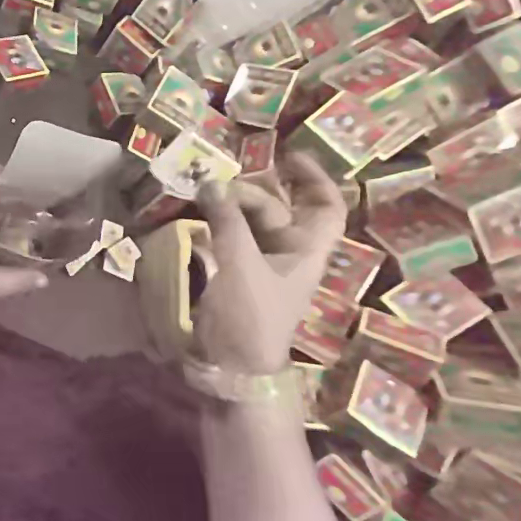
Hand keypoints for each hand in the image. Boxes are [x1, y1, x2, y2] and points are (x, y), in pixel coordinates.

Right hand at [192, 153, 348, 373]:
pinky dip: (213, 224)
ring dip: (227, 205)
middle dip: (250, 190)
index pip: (324, 207)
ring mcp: (257, 263)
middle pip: (275, 208)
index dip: (314, 178)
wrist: (231, 365)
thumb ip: (227, 222)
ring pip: (246, 222)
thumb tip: (210, 183)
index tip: (289, 155)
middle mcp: (286, 253)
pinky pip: (226, 238)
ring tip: (202, 191)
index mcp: (305, 250)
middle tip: (218, 181)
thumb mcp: (243, 266)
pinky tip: (196, 214)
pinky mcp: (231, 273)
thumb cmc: (251, 316)